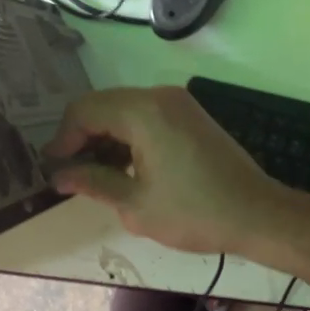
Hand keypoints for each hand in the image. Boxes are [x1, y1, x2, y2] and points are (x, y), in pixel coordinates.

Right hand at [44, 86, 289, 255]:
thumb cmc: (194, 213)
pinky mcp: (189, 114)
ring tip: (94, 175)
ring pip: (123, 109)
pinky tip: (122, 167)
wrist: (257, 214)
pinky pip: (145, 115)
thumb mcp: (135, 204)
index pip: (84, 111)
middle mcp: (159, 96)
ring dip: (104, 137)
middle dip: (81, 137)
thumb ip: (93, 181)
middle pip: (102, 105)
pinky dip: (127, 135)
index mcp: (143, 112)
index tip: (52, 169)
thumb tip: (58, 175)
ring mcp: (178, 102)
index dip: (63, 139)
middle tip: (69, 174)